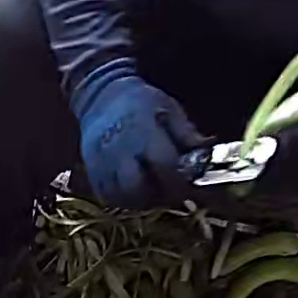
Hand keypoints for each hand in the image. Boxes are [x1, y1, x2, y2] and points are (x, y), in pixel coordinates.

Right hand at [74, 65, 205, 207]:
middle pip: (138, 190)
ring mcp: (102, 163)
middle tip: (167, 192)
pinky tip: (133, 190)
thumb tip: (206, 156)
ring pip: (122, 197)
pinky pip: (108, 197)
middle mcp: (119, 151)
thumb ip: (186, 135)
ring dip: (140, 201)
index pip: (164, 166)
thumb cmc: (140, 103)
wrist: (101, 96)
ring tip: (151, 191)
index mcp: (143, 132)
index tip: (188, 187)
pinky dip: (123, 199)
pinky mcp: (92, 172)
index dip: (179, 182)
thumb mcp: (168, 109)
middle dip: (156, 197)